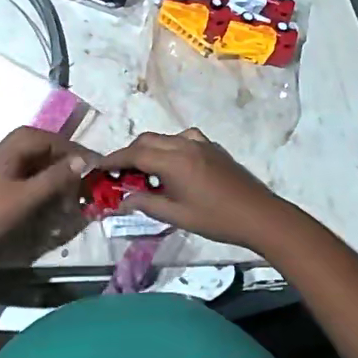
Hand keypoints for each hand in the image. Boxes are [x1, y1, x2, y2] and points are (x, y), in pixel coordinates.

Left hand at [0, 127, 90, 263]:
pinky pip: (26, 176)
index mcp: (10, 148)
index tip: (93, 164)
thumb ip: (55, 178)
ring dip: (54, 172)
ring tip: (71, 189)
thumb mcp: (27, 197)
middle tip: (84, 176)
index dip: (73, 149)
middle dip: (65, 160)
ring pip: (34, 162)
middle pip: (41, 147)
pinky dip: (42, 183)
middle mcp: (4, 153)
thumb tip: (82, 160)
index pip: (49, 138)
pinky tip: (51, 199)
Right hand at [95, 129, 296, 248]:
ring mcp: (201, 144)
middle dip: (130, 153)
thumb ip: (147, 204)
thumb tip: (123, 199)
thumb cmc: (215, 219)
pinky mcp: (213, 148)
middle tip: (119, 174)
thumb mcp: (176, 216)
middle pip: (148, 140)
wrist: (258, 215)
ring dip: (149, 150)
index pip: (135, 153)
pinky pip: (183, 140)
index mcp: (174, 161)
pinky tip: (172, 168)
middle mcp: (185, 145)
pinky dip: (169, 148)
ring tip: (144, 173)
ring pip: (165, 138)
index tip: (99, 167)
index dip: (114, 159)